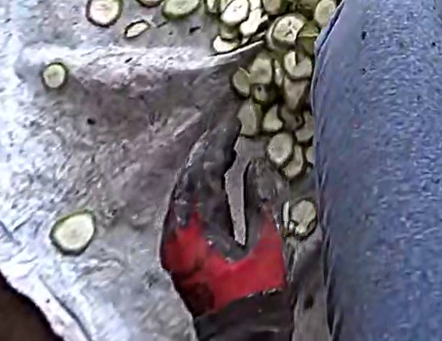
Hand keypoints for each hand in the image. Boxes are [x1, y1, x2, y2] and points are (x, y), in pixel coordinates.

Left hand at [159, 121, 287, 318]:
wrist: (240, 336)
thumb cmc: (256, 295)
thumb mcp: (265, 243)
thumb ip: (257, 199)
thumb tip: (254, 163)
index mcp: (199, 230)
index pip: (205, 172)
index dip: (219, 143)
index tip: (233, 123)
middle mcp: (180, 235)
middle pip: (189, 179)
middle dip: (206, 150)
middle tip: (225, 129)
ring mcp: (176, 244)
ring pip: (184, 191)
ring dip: (201, 165)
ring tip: (222, 145)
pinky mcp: (180, 252)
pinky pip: (184, 205)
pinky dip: (198, 185)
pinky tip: (213, 176)